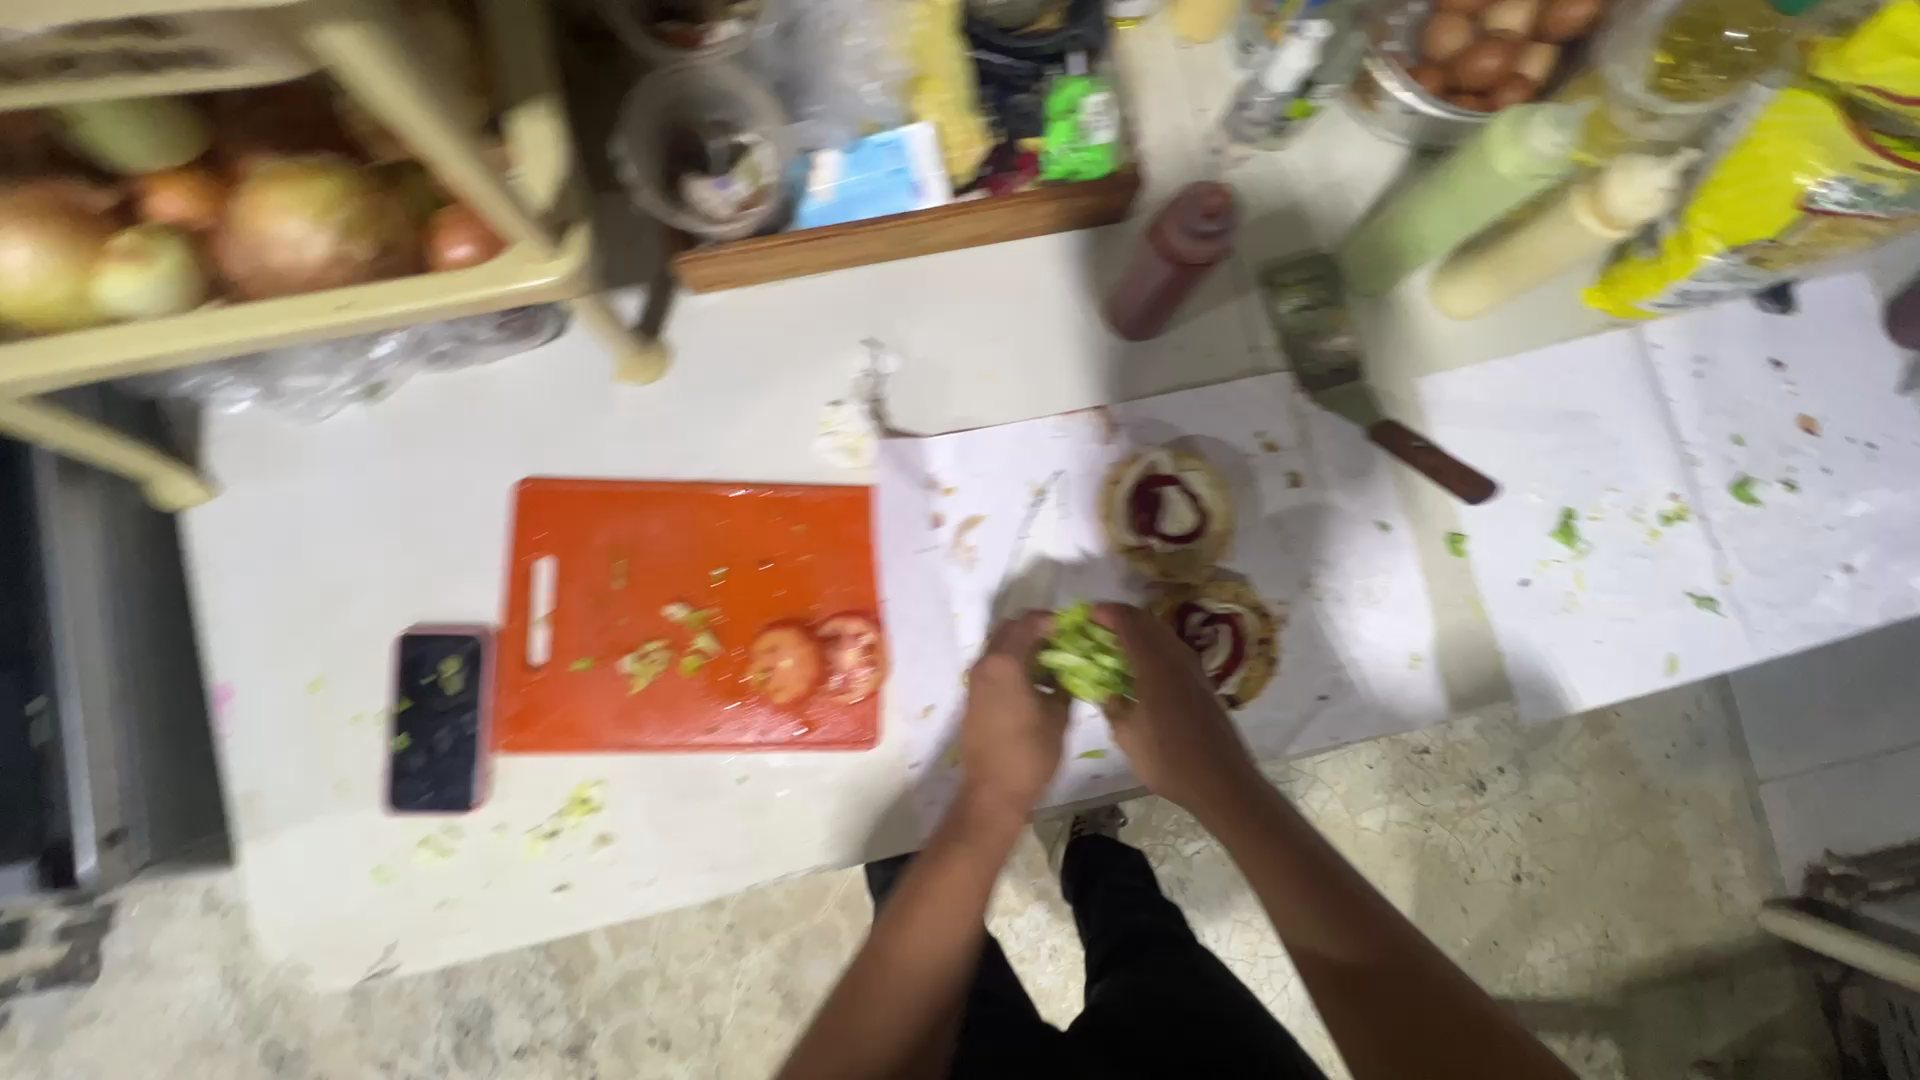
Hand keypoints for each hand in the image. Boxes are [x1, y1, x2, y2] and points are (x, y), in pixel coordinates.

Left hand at [956, 611, 1069, 816]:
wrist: (993, 791)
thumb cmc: (1029, 753)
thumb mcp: (1058, 716)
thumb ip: (1064, 684)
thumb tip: (1069, 669)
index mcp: (1005, 662)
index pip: (1029, 622)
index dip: (1053, 621)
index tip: (1074, 629)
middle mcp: (985, 663)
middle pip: (1011, 629)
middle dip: (1038, 630)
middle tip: (1065, 643)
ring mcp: (976, 679)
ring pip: (1002, 647)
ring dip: (1026, 647)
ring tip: (1056, 663)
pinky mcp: (975, 695)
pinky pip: (996, 666)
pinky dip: (1015, 663)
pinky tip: (1039, 682)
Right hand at [1092, 603, 1262, 816]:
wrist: (1222, 782)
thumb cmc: (1169, 759)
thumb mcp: (1127, 736)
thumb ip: (1113, 707)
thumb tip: (1107, 692)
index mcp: (1155, 664)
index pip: (1129, 622)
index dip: (1107, 613)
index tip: (1086, 616)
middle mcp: (1177, 658)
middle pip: (1148, 622)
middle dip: (1122, 618)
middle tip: (1098, 628)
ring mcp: (1194, 670)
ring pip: (1163, 635)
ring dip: (1140, 632)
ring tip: (1116, 647)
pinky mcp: (1203, 684)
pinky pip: (1173, 652)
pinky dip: (1153, 649)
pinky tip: (1142, 671)